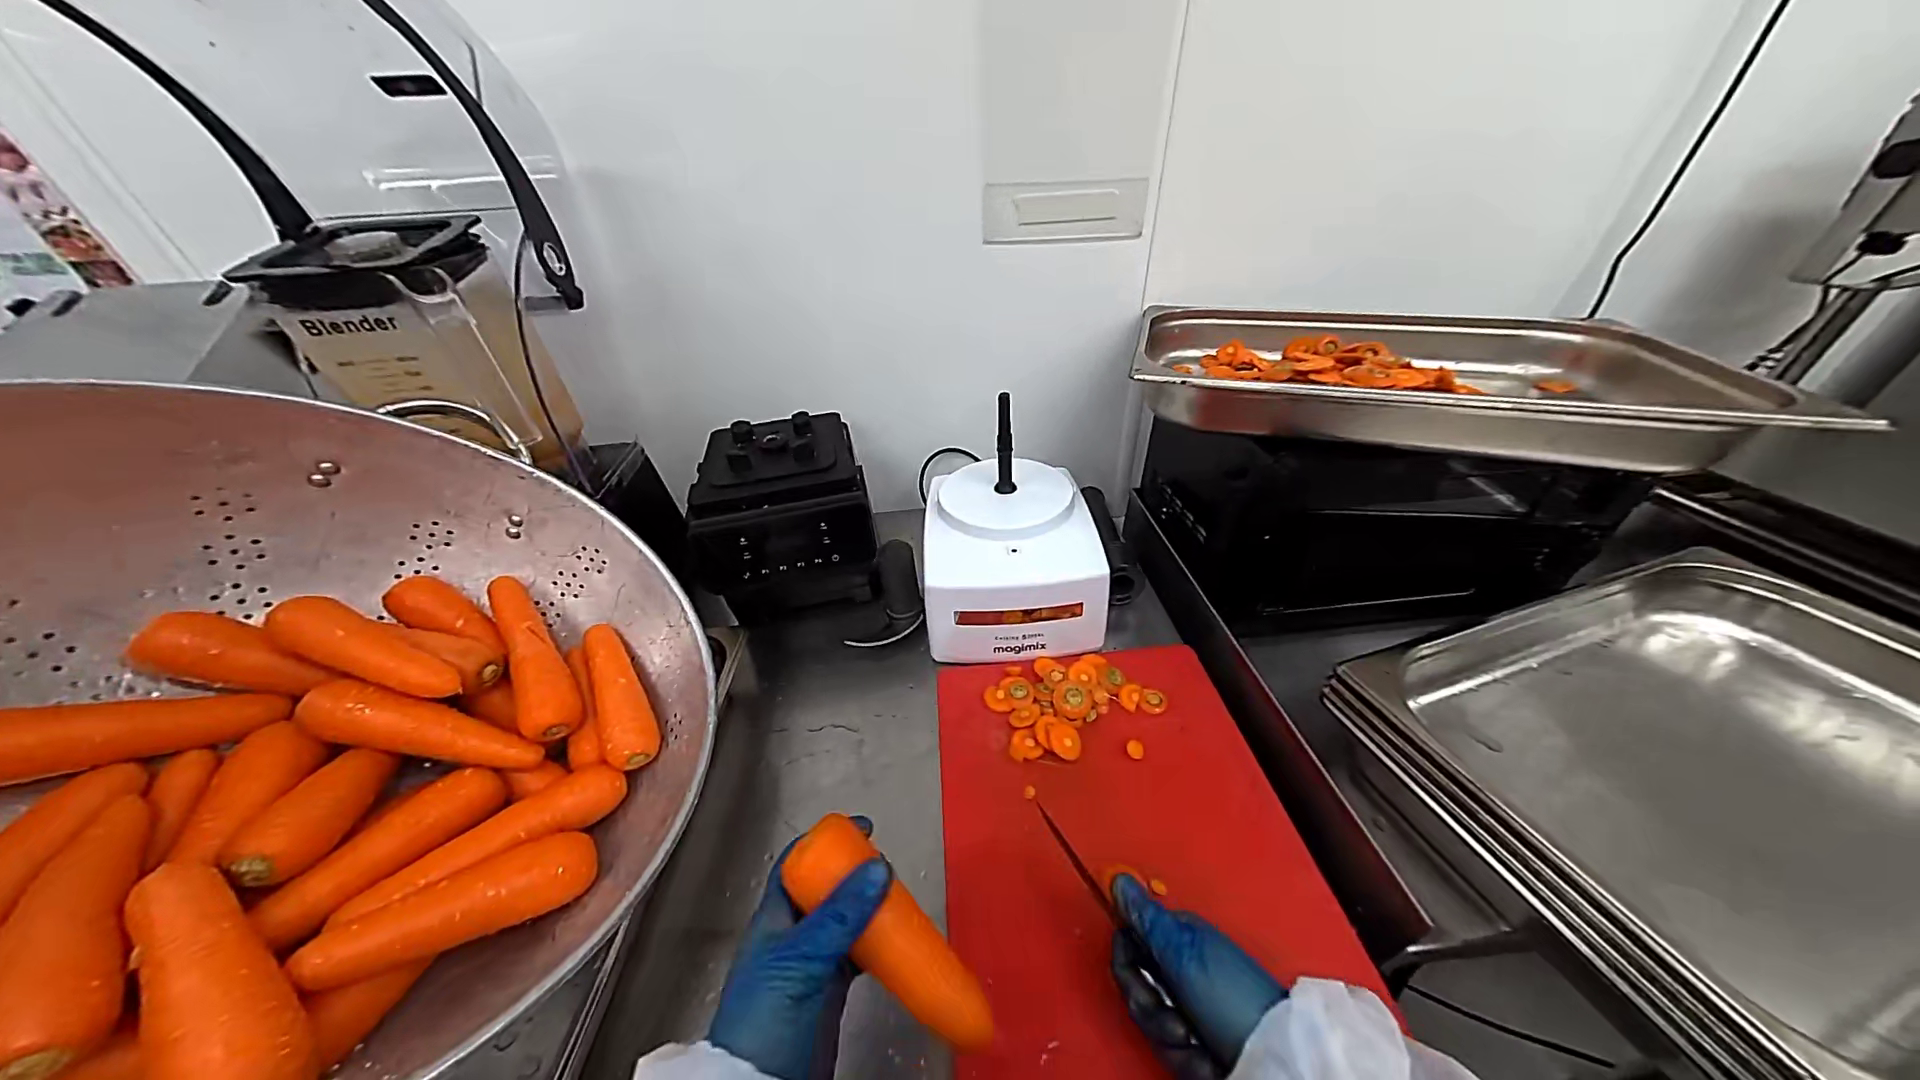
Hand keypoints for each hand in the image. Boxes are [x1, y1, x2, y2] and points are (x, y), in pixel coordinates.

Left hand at [707, 817, 891, 1079]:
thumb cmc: (765, 1019)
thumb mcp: (801, 959)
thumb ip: (839, 915)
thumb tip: (877, 867)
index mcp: (775, 918)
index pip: (798, 864)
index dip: (826, 841)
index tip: (861, 829)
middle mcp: (793, 934)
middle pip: (827, 889)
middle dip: (855, 872)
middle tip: (885, 866)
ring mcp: (812, 962)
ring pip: (846, 920)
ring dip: (870, 907)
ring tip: (896, 898)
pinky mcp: (830, 989)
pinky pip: (858, 954)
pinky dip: (877, 944)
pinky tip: (894, 941)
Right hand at [1110, 872, 1285, 1073]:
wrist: (1275, 1058)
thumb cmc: (1230, 1000)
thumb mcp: (1183, 954)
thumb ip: (1145, 917)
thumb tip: (1119, 879)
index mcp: (1176, 937)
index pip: (1127, 944)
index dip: (1128, 969)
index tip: (1144, 988)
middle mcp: (1180, 967)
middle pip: (1137, 986)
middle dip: (1151, 1012)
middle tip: (1179, 1026)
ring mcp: (1189, 1003)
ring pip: (1151, 1020)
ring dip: (1170, 1042)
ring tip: (1199, 1049)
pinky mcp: (1198, 1038)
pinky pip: (1171, 1048)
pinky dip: (1186, 1061)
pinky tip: (1207, 1063)